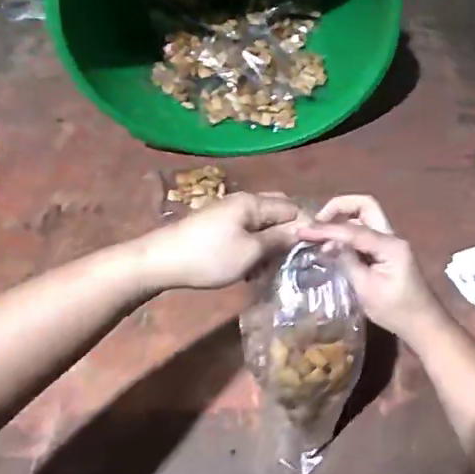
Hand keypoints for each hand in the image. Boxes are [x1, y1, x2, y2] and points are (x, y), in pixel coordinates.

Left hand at [131, 192, 306, 290]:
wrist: (161, 261)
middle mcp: (242, 201)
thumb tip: (306, 229)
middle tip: (290, 262)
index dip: (306, 229)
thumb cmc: (209, 257)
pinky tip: (249, 271)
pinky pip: (245, 234)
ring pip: (260, 227)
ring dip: (268, 247)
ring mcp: (227, 214)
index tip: (314, 253)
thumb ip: (279, 239)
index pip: (293, 208)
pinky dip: (252, 250)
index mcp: (253, 202)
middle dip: (287, 238)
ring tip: (267, 271)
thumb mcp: (250, 251)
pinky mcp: (216, 228)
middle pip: (277, 215)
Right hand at [301, 197, 447, 338]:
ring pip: (363, 217)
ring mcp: (389, 243)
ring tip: (319, 237)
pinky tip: (332, 247)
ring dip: (340, 220)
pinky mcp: (386, 252)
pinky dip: (346, 234)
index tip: (302, 232)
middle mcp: (391, 237)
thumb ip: (347, 262)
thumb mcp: (366, 290)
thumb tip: (328, 244)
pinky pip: (364, 233)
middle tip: (317, 223)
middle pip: (364, 206)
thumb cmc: (396, 312)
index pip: (352, 229)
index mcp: (390, 245)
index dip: (325, 229)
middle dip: (338, 207)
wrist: (423, 325)